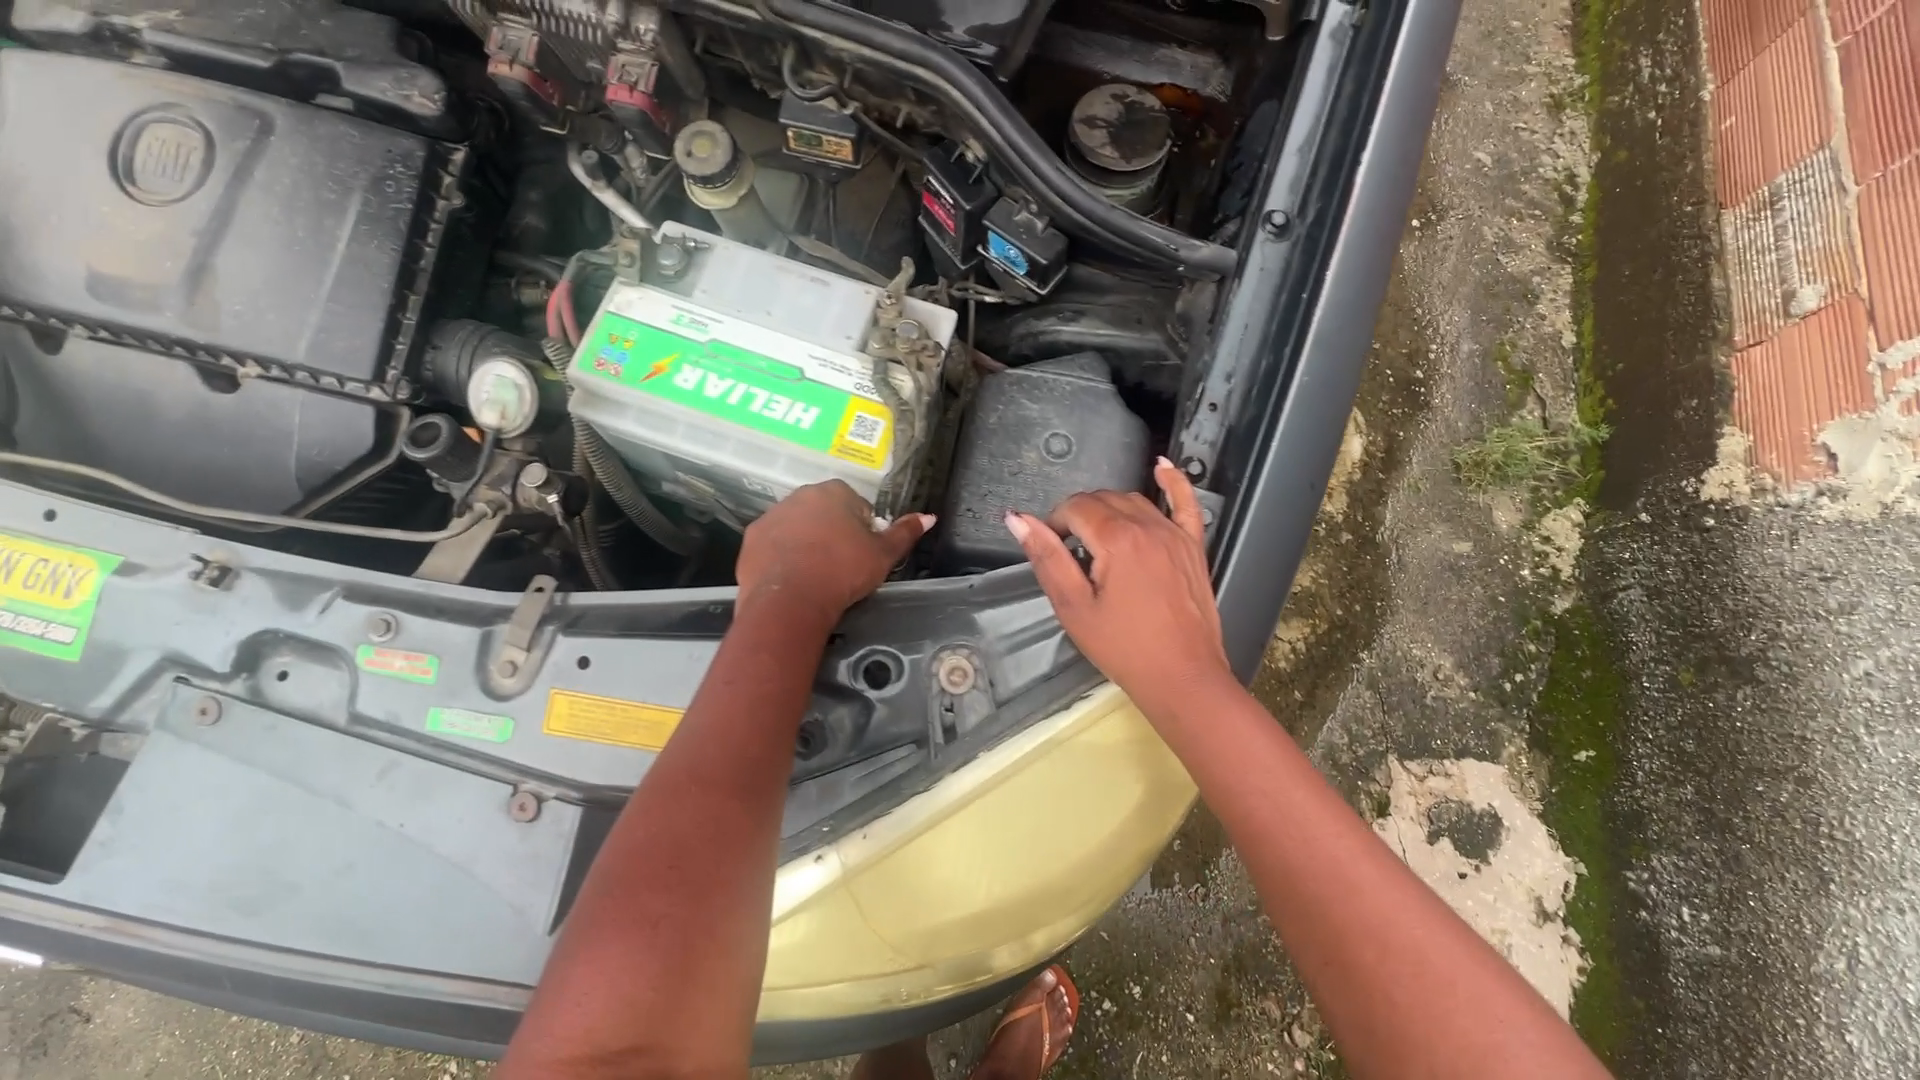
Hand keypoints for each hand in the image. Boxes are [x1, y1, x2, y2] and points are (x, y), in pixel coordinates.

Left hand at [736, 481, 932, 626]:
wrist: (789, 601)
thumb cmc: (842, 572)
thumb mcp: (883, 555)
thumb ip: (904, 533)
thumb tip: (928, 516)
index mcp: (834, 493)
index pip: (856, 505)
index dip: (862, 529)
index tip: (862, 553)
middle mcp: (800, 496)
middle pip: (824, 512)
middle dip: (832, 532)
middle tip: (841, 565)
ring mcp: (772, 515)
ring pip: (796, 526)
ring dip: (806, 543)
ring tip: (816, 574)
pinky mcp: (752, 539)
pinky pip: (773, 544)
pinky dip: (782, 557)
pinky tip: (792, 578)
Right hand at [1005, 459, 1233, 720]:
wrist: (1182, 677)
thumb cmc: (1123, 648)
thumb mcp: (1074, 607)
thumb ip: (1047, 558)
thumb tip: (1017, 519)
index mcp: (1117, 539)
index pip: (1075, 509)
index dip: (1055, 524)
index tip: (1049, 550)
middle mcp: (1148, 526)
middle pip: (1103, 500)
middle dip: (1078, 516)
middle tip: (1068, 552)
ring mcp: (1175, 534)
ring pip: (1134, 501)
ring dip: (1109, 508)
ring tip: (1094, 538)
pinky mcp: (1193, 547)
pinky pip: (1186, 504)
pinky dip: (1173, 482)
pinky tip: (1161, 466)